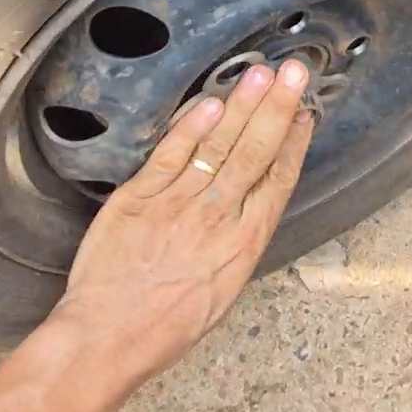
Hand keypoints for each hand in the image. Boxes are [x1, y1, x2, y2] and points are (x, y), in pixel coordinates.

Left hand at [0, 64, 315, 411]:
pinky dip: (190, 127)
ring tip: (260, 74)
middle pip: (255, 152)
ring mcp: (177, 204)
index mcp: (244, 244)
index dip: (295, 142)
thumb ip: (241, 237)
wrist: (106, 339)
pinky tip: (210, 103)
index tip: (305, 113)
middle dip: (277, 108)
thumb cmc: (167, 324)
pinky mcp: (139, 198)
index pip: (278, 180)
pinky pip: (170, 155)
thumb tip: (255, 196)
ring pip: (217, 146)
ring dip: (242, 106)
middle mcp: (217, 218)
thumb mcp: (225, 288)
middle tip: (294, 72)